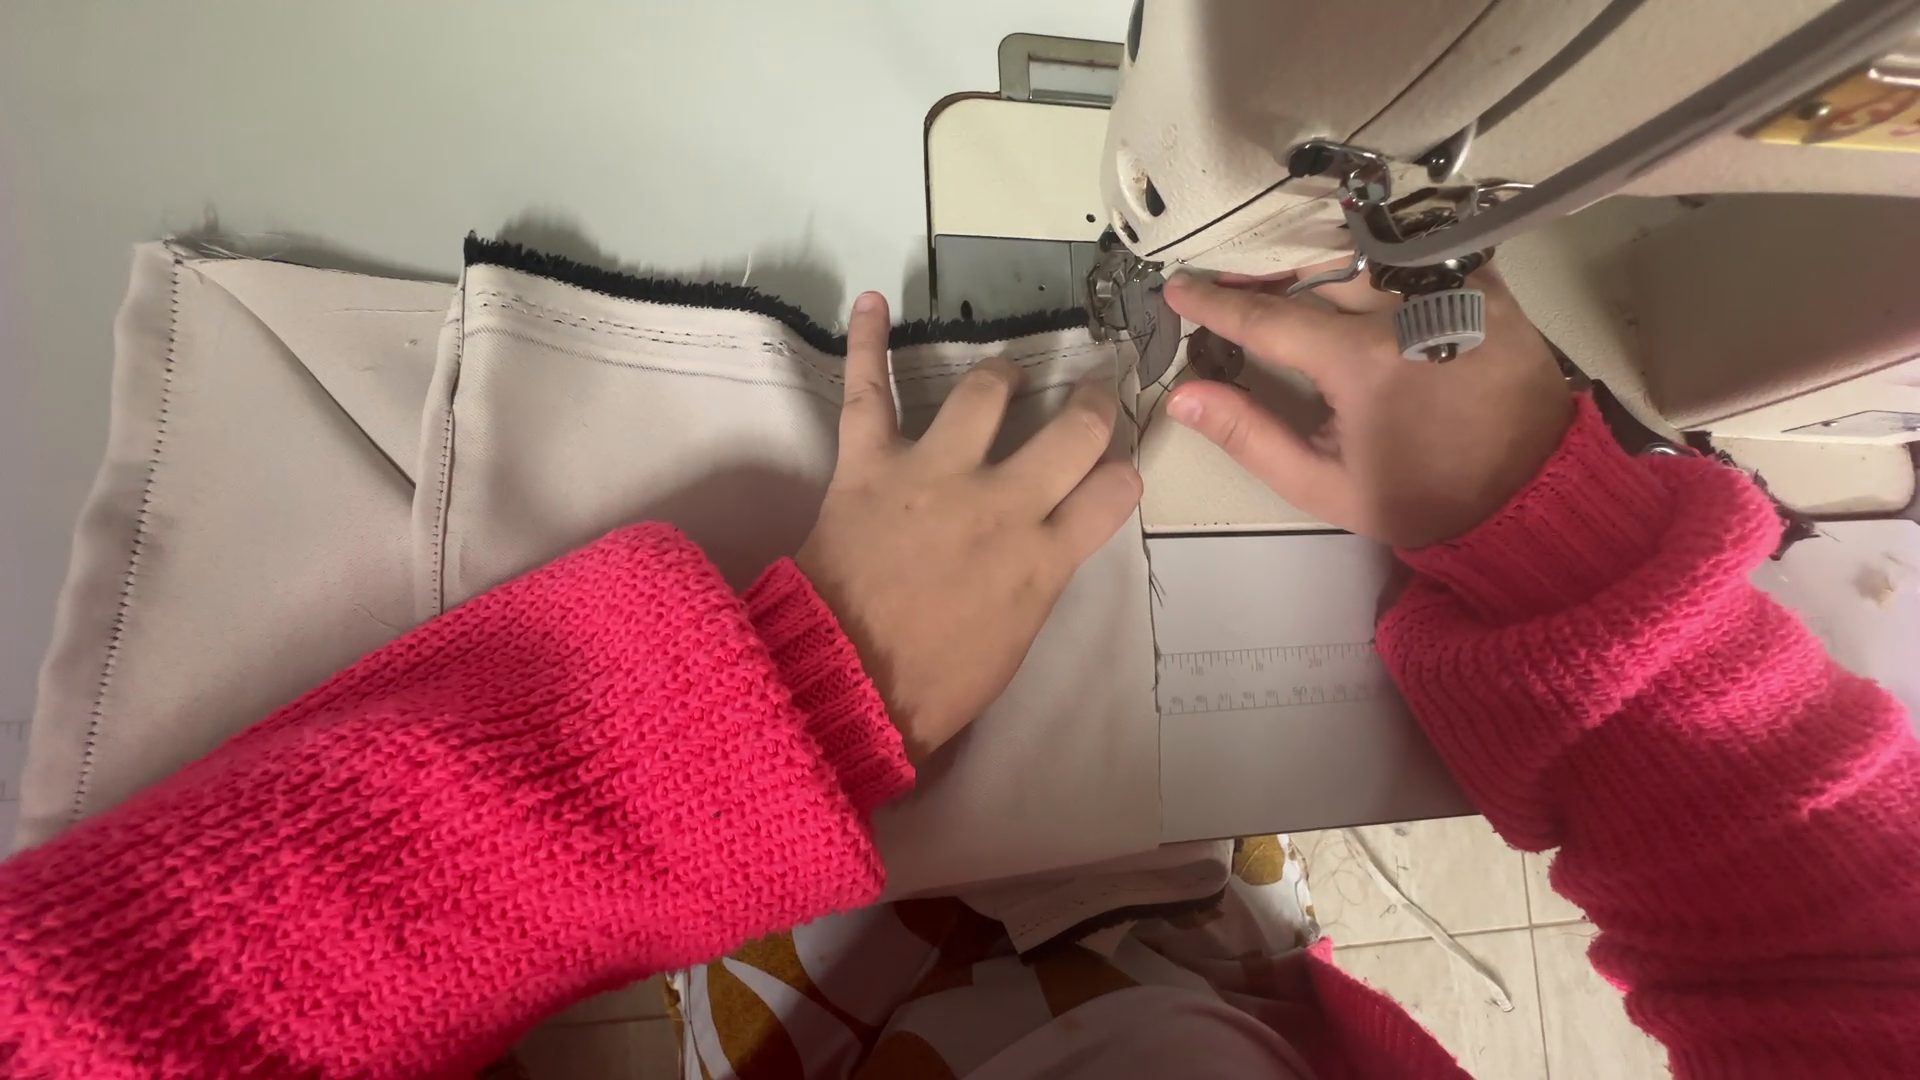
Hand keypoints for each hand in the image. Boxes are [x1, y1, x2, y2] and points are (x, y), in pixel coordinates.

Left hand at [797, 292, 1142, 759]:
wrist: (841, 688)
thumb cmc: (934, 684)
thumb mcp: (1015, 639)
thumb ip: (1040, 576)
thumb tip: (1046, 540)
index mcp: (1043, 558)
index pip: (1114, 491)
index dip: (1120, 474)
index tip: (1112, 469)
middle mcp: (1001, 503)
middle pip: (1074, 429)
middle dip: (1093, 405)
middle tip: (1091, 396)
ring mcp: (934, 474)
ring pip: (985, 392)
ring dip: (1003, 377)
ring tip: (1005, 378)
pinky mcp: (870, 463)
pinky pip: (868, 390)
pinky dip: (867, 343)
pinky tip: (873, 302)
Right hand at [1161, 267, 1571, 547]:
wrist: (1529, 491)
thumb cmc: (1415, 495)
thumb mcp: (1318, 483)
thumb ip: (1248, 435)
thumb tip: (1183, 395)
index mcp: (1362, 361)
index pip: (1268, 318)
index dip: (1216, 302)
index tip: (1178, 286)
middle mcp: (1409, 308)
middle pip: (1312, 270)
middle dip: (1260, 271)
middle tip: (1224, 279)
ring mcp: (1455, 288)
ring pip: (1361, 253)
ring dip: (1311, 261)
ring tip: (1275, 273)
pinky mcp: (1486, 285)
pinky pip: (1414, 252)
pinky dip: (1370, 258)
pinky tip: (1345, 272)